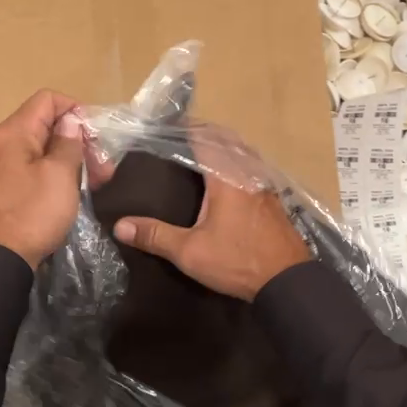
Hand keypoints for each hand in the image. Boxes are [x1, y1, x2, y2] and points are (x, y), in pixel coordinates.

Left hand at [0, 89, 84, 266]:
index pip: (48, 99)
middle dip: (77, 141)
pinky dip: (51, 173)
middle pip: (44, 124)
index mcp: (13, 132)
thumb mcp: (60, 176)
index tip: (96, 138)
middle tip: (102, 170)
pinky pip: (29, 167)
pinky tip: (67, 192)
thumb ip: (68, 143)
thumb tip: (71, 122)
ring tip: (92, 184)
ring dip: (68, 160)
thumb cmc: (33, 214)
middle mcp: (0, 141)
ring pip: (39, 148)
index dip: (77, 111)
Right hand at [111, 147, 310, 301]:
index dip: (185, 128)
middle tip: (178, 138)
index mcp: (226, 175)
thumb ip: (155, 235)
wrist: (287, 281)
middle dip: (204, 133)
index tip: (164, 125)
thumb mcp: (189, 252)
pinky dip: (236, 164)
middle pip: (226, 139)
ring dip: (223, 147)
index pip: (204, 137)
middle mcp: (248, 172)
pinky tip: (226, 180)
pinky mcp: (273, 200)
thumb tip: (119, 225)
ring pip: (242, 153)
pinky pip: (252, 169)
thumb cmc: (237, 261)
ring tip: (199, 155)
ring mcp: (265, 185)